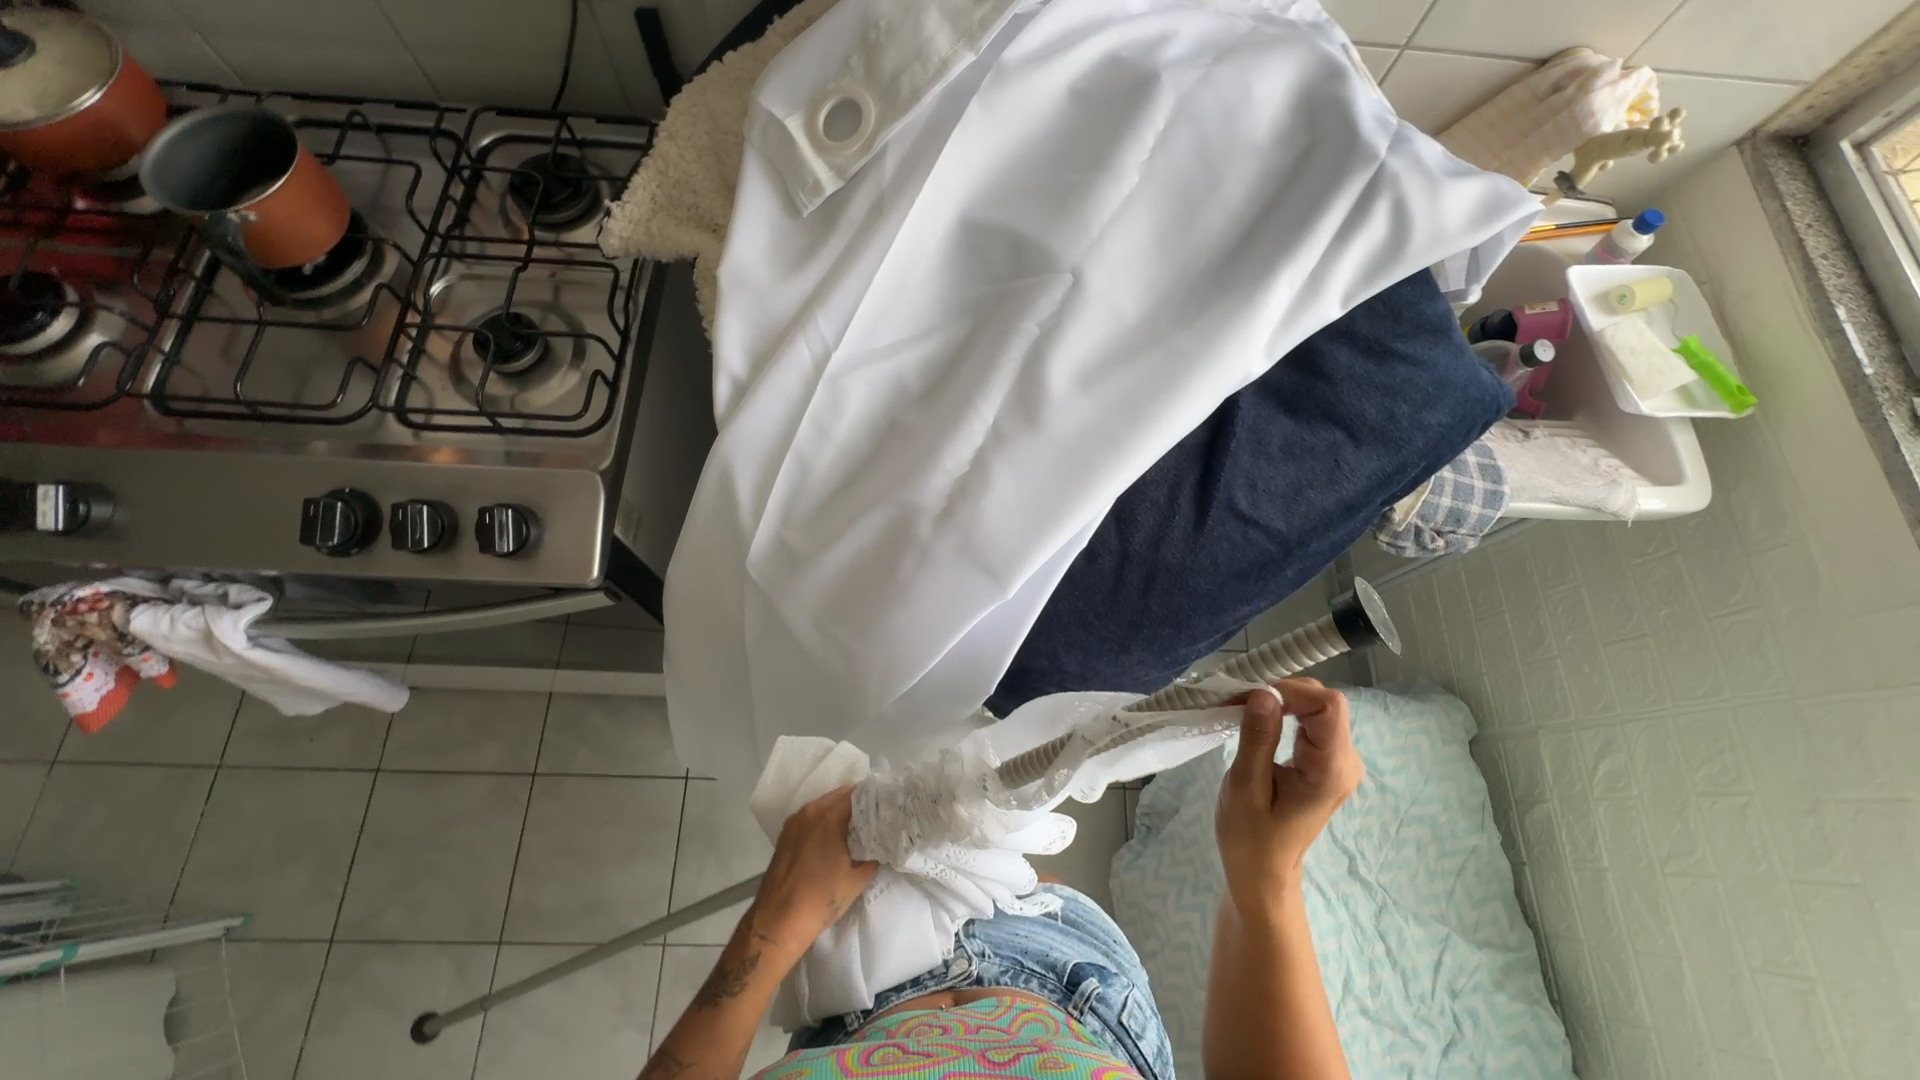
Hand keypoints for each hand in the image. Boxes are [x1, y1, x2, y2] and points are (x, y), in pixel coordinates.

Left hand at [747, 786, 878, 959]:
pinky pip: (811, 818)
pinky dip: (825, 822)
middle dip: (859, 804)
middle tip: (877, 818)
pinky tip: (835, 840)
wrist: (778, 921)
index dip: (876, 799)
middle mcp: (809, 812)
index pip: (858, 794)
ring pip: (824, 806)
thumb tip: (883, 842)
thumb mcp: (857, 877)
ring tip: (859, 829)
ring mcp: (794, 823)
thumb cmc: (821, 898)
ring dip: (841, 812)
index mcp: (828, 816)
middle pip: (840, 796)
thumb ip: (874, 853)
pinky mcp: (785, 835)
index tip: (890, 808)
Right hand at [1214, 679, 1362, 915]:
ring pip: (1319, 708)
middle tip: (1238, 701)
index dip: (1291, 691)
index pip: (1328, 706)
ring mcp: (1340, 762)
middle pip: (1326, 703)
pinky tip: (1258, 720)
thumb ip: (1258, 738)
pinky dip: (1285, 713)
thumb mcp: (1245, 787)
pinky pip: (1312, 722)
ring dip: (1281, 700)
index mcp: (1330, 771)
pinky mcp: (1327, 762)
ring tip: (1242, 708)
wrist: (1263, 874)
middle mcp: (1346, 763)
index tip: (1249, 697)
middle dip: (1282, 693)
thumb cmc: (1250, 838)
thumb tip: (1264, 693)